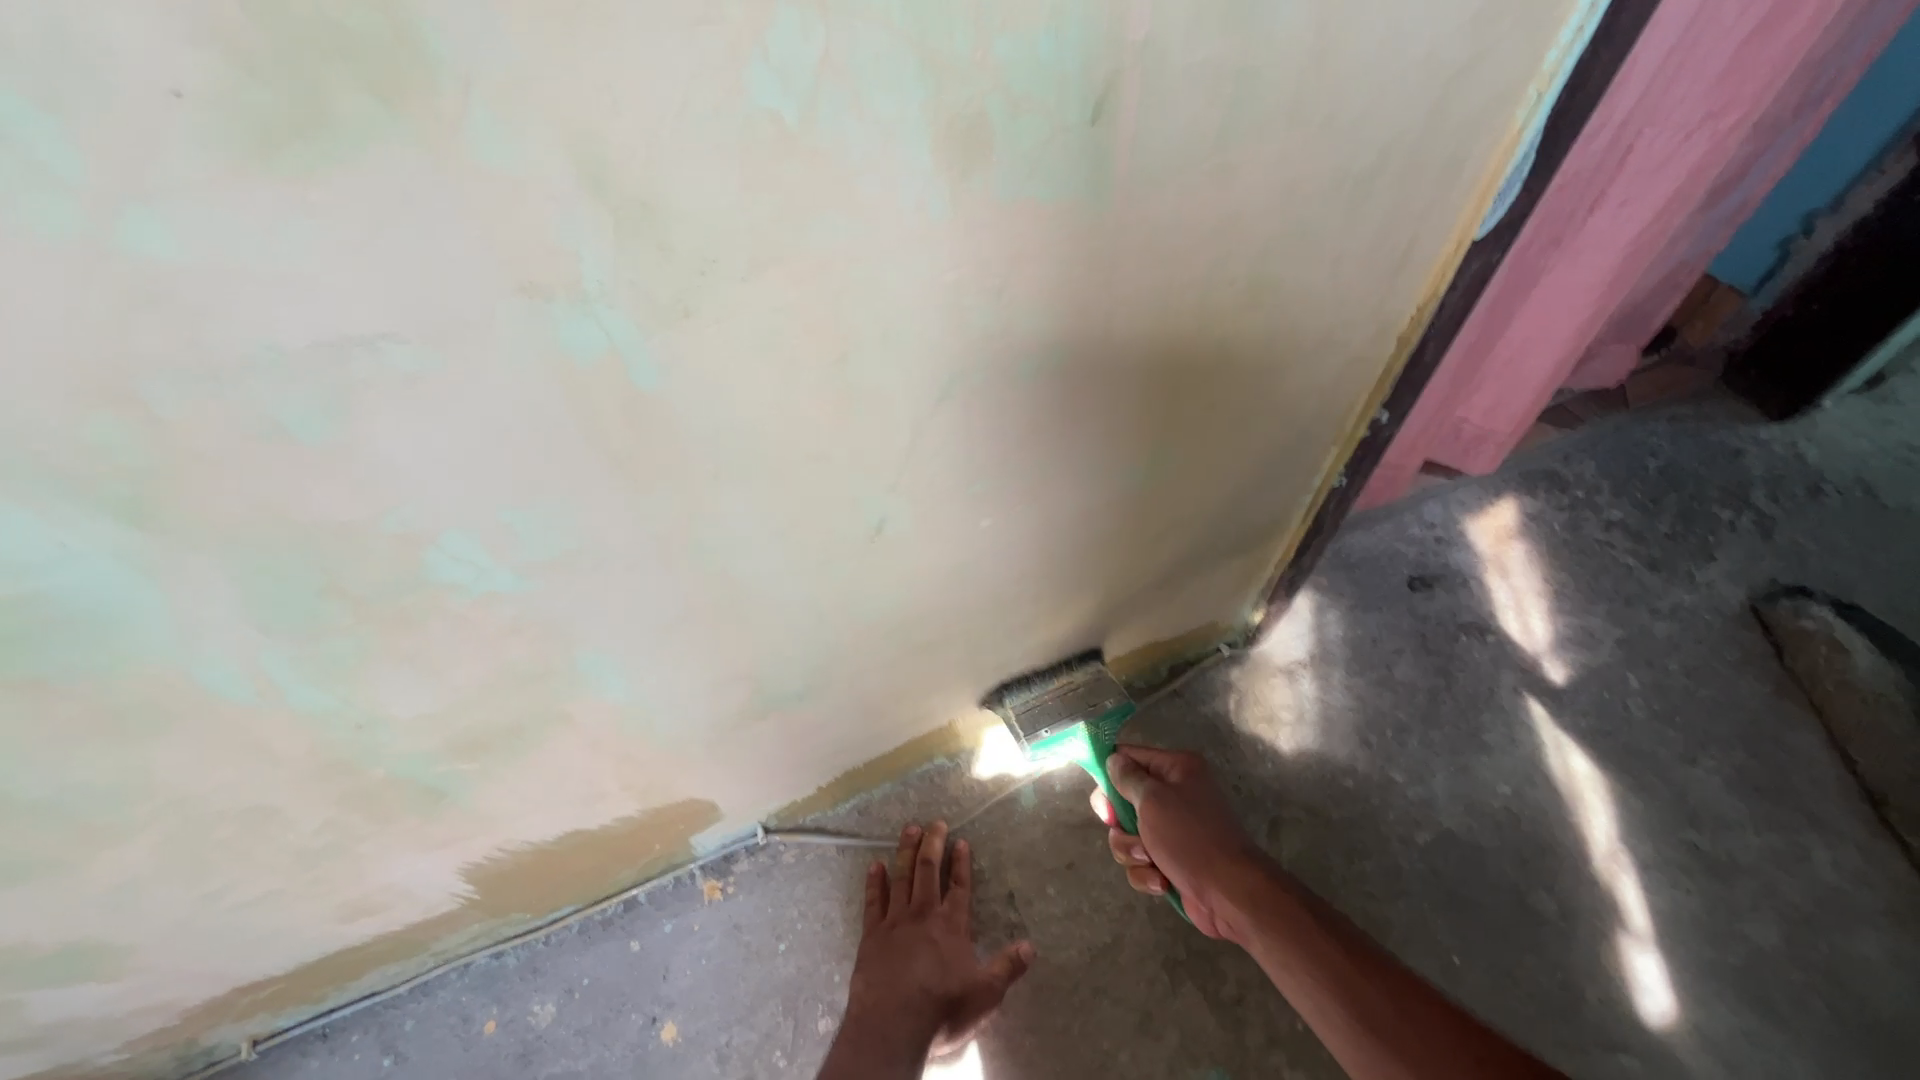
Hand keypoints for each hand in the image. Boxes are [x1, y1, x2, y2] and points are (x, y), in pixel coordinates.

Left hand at [844, 822, 1033, 1054]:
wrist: (892, 1025)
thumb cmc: (942, 1009)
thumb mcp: (985, 994)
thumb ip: (1007, 967)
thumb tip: (1031, 946)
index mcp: (952, 926)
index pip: (959, 887)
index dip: (961, 863)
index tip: (961, 841)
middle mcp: (923, 915)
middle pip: (928, 871)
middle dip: (932, 844)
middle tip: (935, 822)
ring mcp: (895, 922)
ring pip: (901, 877)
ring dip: (905, 852)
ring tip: (908, 829)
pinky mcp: (871, 935)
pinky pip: (873, 901)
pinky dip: (874, 882)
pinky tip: (875, 866)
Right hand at [1089, 744, 1268, 939]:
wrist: (1228, 892)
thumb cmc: (1190, 838)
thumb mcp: (1153, 800)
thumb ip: (1127, 778)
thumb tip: (1114, 760)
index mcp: (1176, 769)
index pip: (1129, 757)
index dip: (1109, 776)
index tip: (1102, 800)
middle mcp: (1174, 793)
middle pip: (1123, 799)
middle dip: (1120, 822)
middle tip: (1121, 829)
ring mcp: (1172, 829)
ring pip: (1127, 834)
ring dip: (1132, 851)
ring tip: (1150, 860)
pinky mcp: (1170, 859)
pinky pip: (1140, 860)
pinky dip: (1145, 872)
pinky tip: (1161, 881)